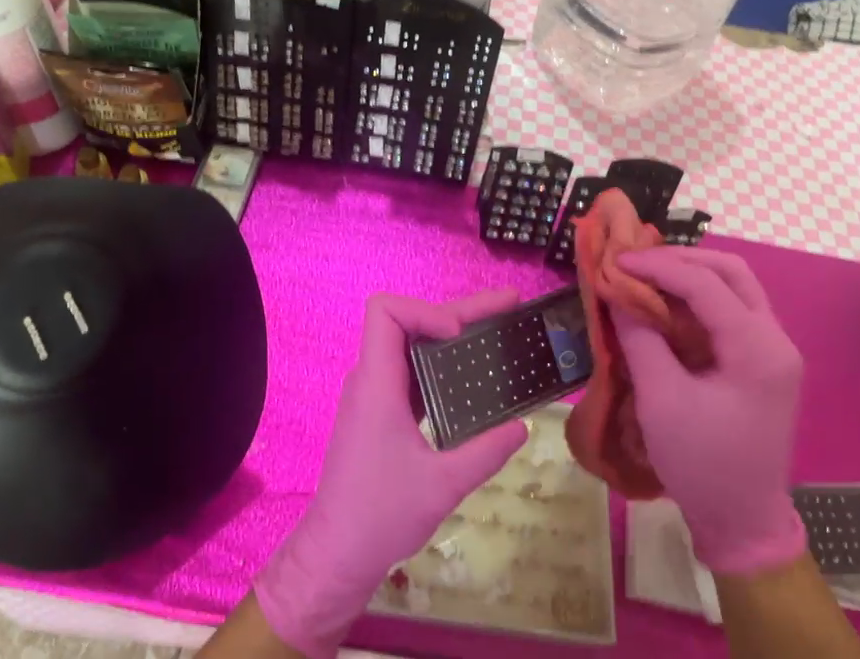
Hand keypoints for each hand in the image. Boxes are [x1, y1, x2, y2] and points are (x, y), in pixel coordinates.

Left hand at [255, 290, 528, 657]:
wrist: (337, 552)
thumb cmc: (381, 514)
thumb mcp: (443, 485)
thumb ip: (486, 452)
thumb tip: (521, 426)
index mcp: (377, 384)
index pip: (385, 311)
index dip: (425, 310)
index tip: (459, 334)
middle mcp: (372, 380)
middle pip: (409, 324)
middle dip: (459, 313)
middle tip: (510, 306)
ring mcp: (375, 397)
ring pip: (413, 348)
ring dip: (454, 338)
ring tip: (499, 335)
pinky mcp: (381, 416)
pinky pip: (413, 375)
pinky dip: (444, 368)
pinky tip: (475, 379)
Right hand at [613, 247, 807, 576]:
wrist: (741, 521)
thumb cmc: (701, 462)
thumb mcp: (661, 399)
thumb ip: (640, 338)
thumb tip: (618, 294)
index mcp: (758, 348)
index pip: (706, 284)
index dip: (658, 266)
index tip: (615, 261)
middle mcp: (775, 340)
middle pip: (731, 273)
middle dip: (681, 259)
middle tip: (635, 262)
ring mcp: (773, 352)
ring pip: (735, 289)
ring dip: (690, 276)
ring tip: (646, 277)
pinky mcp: (762, 365)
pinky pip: (731, 314)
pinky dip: (697, 301)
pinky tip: (665, 306)